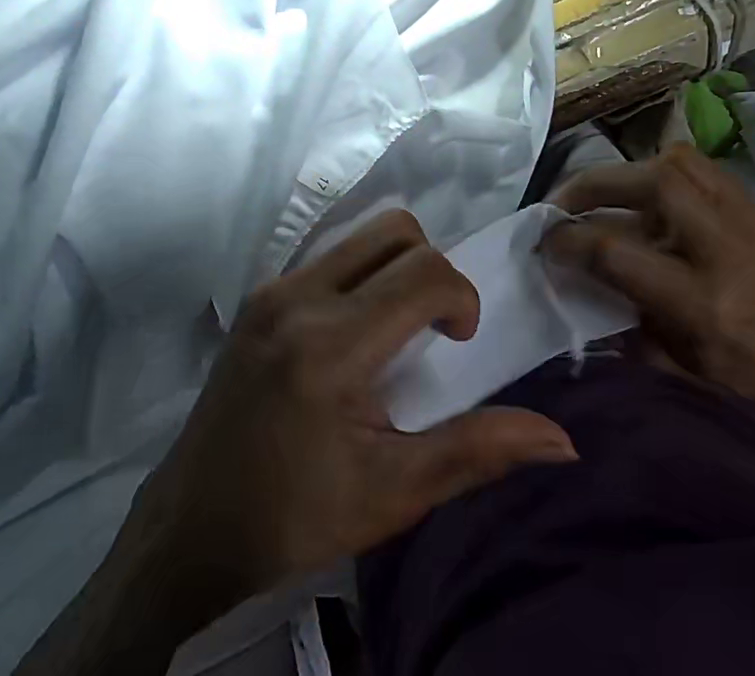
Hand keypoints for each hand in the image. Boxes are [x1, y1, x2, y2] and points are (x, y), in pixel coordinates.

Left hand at [136, 209, 575, 598]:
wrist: (191, 524)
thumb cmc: (294, 516)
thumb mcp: (393, 493)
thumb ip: (477, 451)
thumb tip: (563, 441)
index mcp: (331, 347)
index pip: (424, 273)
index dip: (462, 297)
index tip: (459, 343)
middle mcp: (297, 299)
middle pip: (395, 230)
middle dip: (434, 267)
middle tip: (433, 329)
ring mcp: (270, 292)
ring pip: (359, 237)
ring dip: (397, 268)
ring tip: (396, 331)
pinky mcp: (256, 300)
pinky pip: (328, 258)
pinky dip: (362, 276)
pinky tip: (355, 333)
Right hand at [543, 143, 754, 414]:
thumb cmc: (735, 363)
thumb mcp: (668, 355)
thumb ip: (615, 308)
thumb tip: (570, 270)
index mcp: (700, 300)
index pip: (619, 253)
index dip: (572, 241)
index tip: (546, 241)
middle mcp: (722, 248)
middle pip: (652, 185)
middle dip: (592, 186)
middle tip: (561, 202)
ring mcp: (742, 214)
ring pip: (673, 163)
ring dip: (624, 172)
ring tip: (598, 193)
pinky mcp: (747, 198)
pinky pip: (692, 164)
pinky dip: (654, 169)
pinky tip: (638, 191)